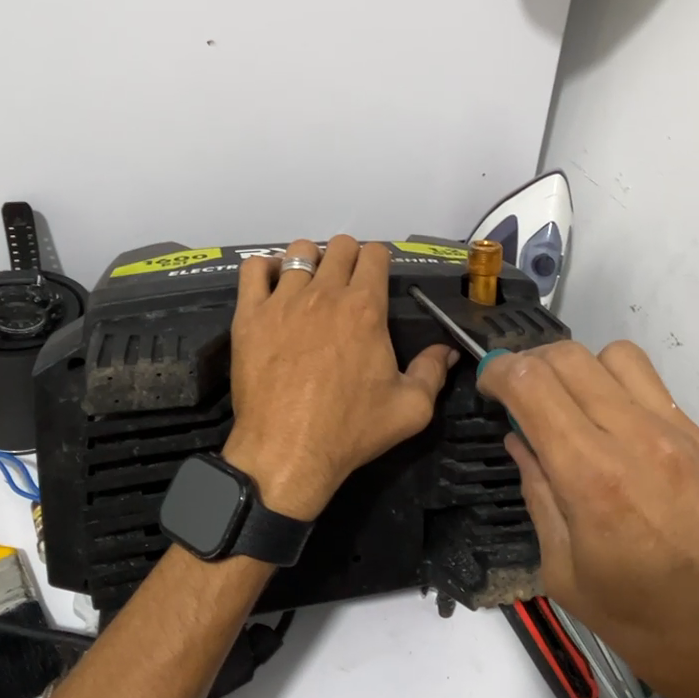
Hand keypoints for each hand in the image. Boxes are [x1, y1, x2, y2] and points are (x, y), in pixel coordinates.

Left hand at [225, 236, 455, 520]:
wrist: (288, 452)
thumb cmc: (351, 430)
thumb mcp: (411, 408)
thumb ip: (433, 372)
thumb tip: (448, 350)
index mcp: (366, 308)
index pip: (374, 254)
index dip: (378, 261)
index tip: (376, 280)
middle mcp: (325, 294)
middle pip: (339, 246)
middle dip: (348, 258)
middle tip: (346, 286)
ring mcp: (283, 301)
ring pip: (299, 251)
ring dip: (310, 262)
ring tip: (309, 287)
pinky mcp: (250, 316)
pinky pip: (254, 269)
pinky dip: (265, 269)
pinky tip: (273, 287)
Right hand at [481, 341, 698, 697]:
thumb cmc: (650, 628)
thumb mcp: (568, 576)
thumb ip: (540, 496)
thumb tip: (522, 441)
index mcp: (592, 477)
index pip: (533, 383)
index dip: (498, 372)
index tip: (487, 386)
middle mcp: (635, 437)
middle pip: (569, 356)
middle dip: (530, 364)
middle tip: (519, 396)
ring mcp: (677, 431)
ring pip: (614, 354)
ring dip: (580, 368)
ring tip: (571, 407)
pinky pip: (652, 384)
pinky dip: (619, 387)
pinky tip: (615, 429)